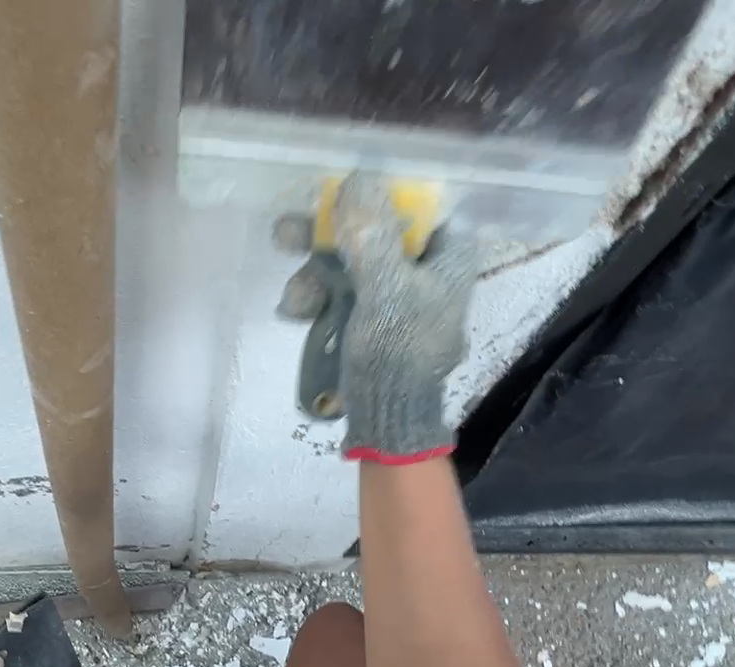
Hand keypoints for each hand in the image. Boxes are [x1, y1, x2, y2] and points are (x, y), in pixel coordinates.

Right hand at [277, 173, 486, 464]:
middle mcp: (423, 271)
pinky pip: (339, 295)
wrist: (386, 421)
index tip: (338, 193)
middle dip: (327, 237)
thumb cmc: (398, 354)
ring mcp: (394, 298)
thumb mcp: (386, 292)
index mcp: (447, 256)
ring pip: (348, 264)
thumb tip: (358, 177)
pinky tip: (295, 314)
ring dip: (313, 276)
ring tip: (293, 301)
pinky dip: (315, 299)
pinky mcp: (369, 323)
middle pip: (373, 232)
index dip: (377, 193)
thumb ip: (372, 236)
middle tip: (286, 233)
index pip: (417, 204)